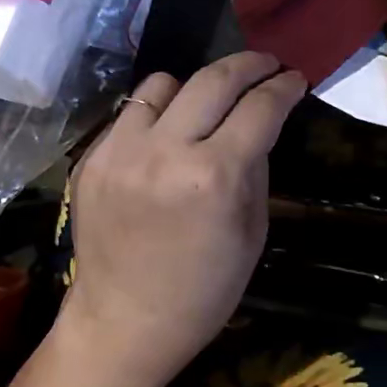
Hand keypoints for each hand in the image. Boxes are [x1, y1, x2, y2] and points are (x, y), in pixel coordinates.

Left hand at [63, 52, 305, 386]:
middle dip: (249, 65)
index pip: (260, 107)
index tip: (295, 79)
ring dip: (196, 87)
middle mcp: (165, 151)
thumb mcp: (252, 232)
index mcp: (215, 177)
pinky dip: (157, 115)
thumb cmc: (204, 290)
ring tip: (208, 103)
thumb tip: (258, 124)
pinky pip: (130, 113)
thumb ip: (256, 167)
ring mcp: (120, 151)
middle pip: (214, 79)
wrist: (125, 322)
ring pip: (164, 83)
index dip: (284, 87)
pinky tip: (167, 136)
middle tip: (266, 64)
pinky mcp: (91, 158)